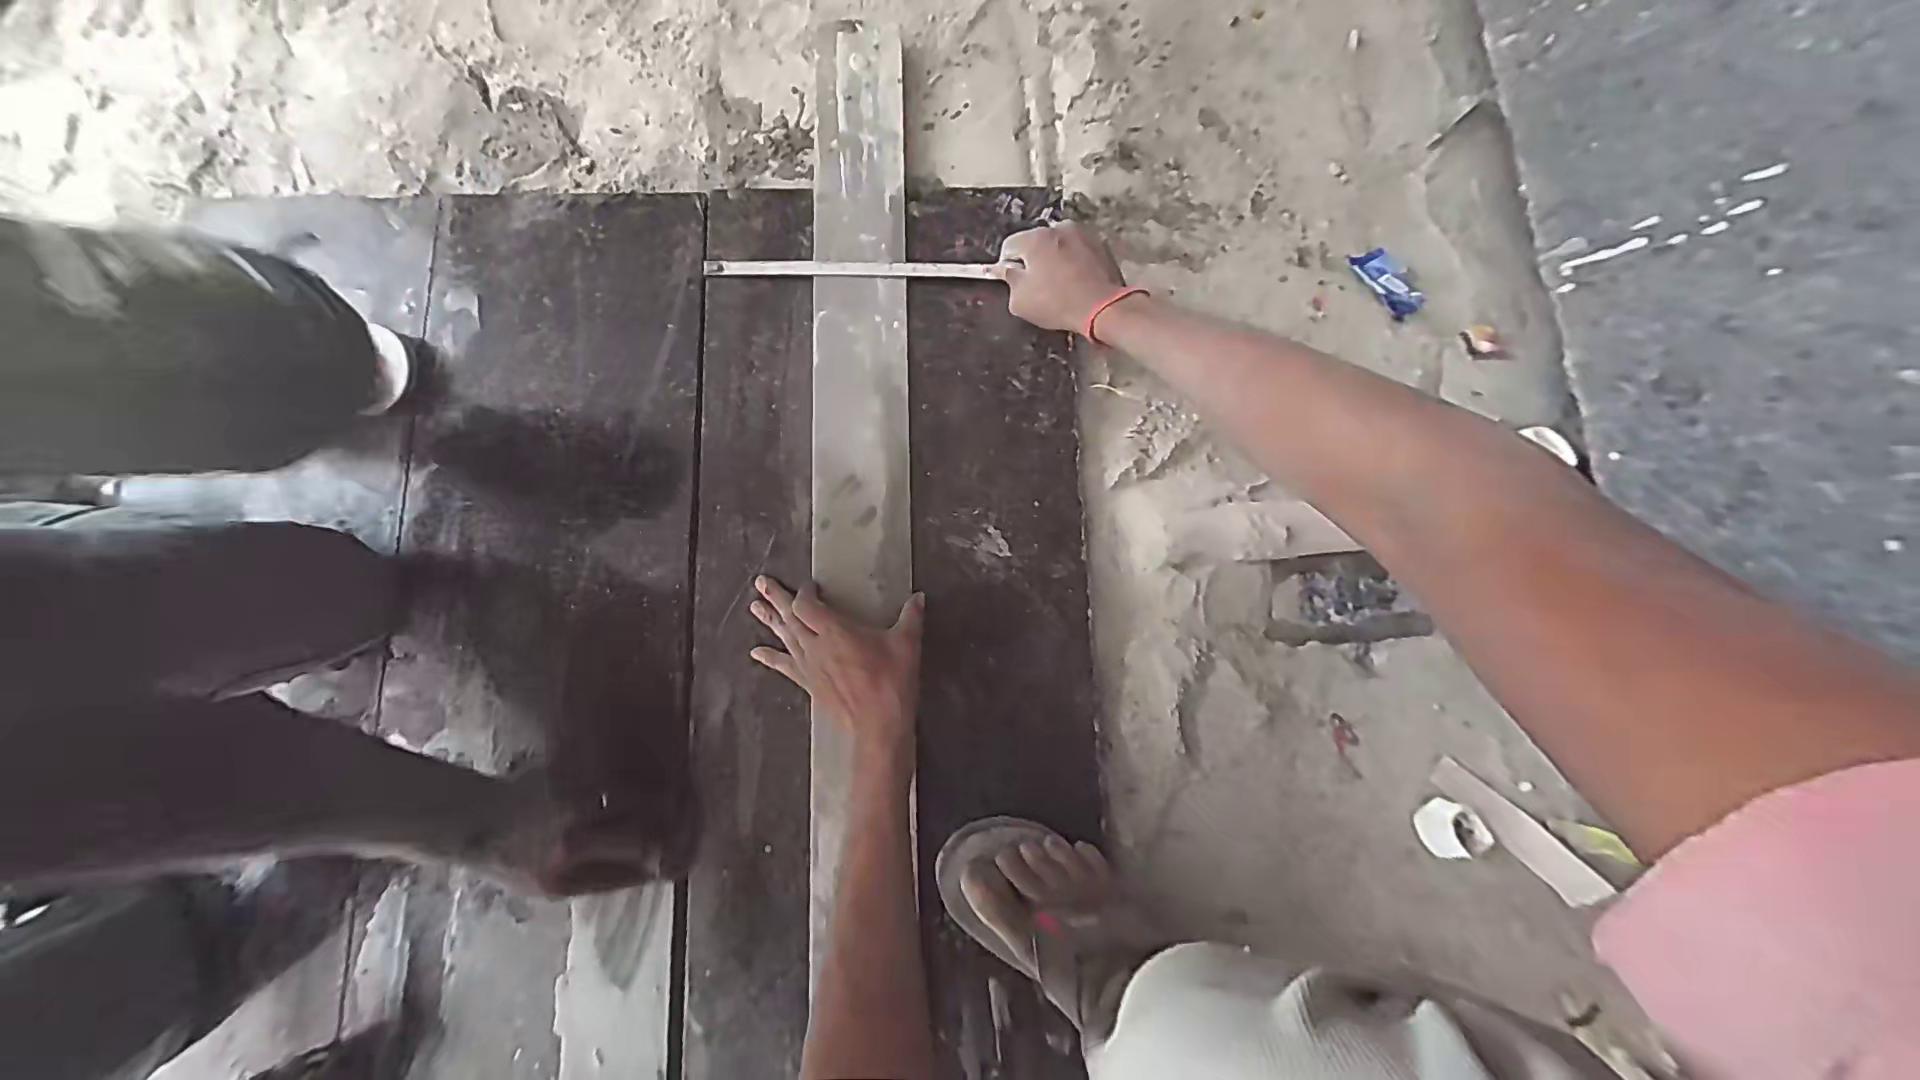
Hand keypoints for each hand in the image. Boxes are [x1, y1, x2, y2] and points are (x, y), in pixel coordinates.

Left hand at [750, 576, 924, 765]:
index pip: (808, 605)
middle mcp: (815, 646)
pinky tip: (757, 652)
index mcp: (835, 631)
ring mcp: (809, 666)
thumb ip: (911, 617)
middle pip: (789, 617)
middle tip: (762, 582)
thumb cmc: (891, 682)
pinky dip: (770, 657)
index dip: (805, 592)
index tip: (810, 584)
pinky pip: (784, 666)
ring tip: (754, 606)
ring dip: (769, 620)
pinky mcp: (809, 683)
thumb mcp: (906, 644)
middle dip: (776, 598)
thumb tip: (918, 597)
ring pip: (784, 637)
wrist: (877, 725)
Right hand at [994, 222, 1129, 332]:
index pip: (1009, 245)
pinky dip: (1073, 261)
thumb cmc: (1056, 303)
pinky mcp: (1100, 243)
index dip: (1007, 265)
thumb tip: (1006, 270)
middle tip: (1038, 285)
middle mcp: (1058, 227)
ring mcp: (1082, 233)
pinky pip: (1077, 250)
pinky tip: (1076, 281)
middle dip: (1033, 260)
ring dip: (1055, 258)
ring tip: (1060, 283)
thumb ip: (1009, 280)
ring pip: (1058, 244)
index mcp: (1035, 238)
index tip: (1014, 281)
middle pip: (1036, 242)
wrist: (1103, 307)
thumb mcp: (1020, 300)